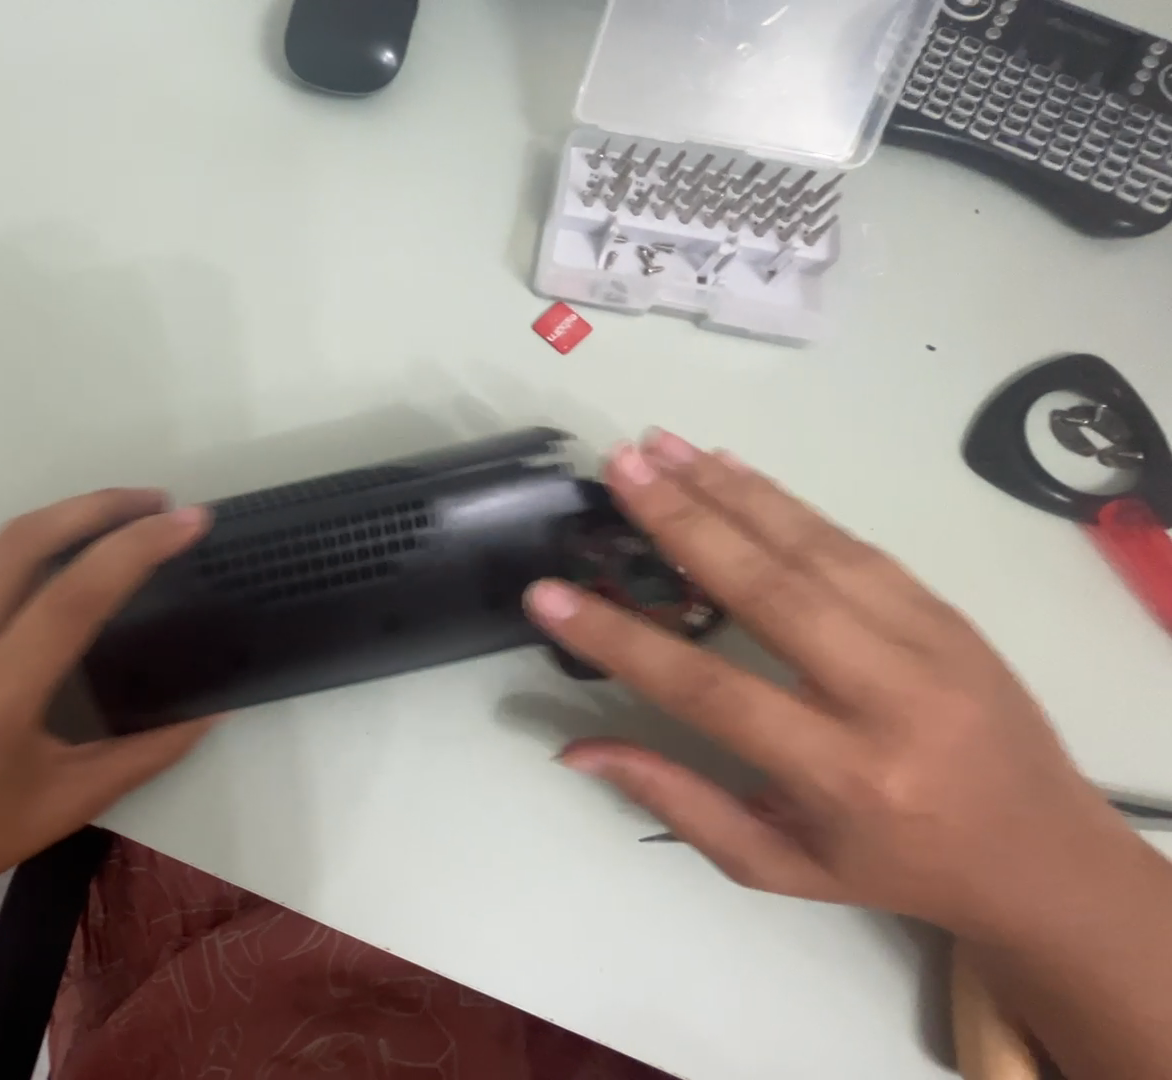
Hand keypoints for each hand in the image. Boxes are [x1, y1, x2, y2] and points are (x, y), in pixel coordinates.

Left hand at [0, 489, 216, 919]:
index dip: (136, 549)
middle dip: (96, 508)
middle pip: (22, 543)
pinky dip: (20, 546)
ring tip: (117, 517)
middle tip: (155, 502)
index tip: (187, 522)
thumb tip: (215, 709)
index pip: (71, 598)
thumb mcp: (76, 798)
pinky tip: (57, 550)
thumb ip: (154, 750)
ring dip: (59, 519)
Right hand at [525, 431, 1139, 940]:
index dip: (619, 640)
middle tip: (617, 468)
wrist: (1049, 859)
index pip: (707, 689)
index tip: (548, 594)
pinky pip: (852, 542)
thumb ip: (674, 801)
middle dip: (682, 522)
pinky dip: (780, 498)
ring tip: (656, 447)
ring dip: (726, 490)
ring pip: (813, 549)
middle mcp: (892, 698)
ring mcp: (931, 643)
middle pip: (770, 592)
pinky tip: (727, 465)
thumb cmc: (888, 866)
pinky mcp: (947, 612)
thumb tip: (575, 751)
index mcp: (843, 773)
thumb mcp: (772, 864)